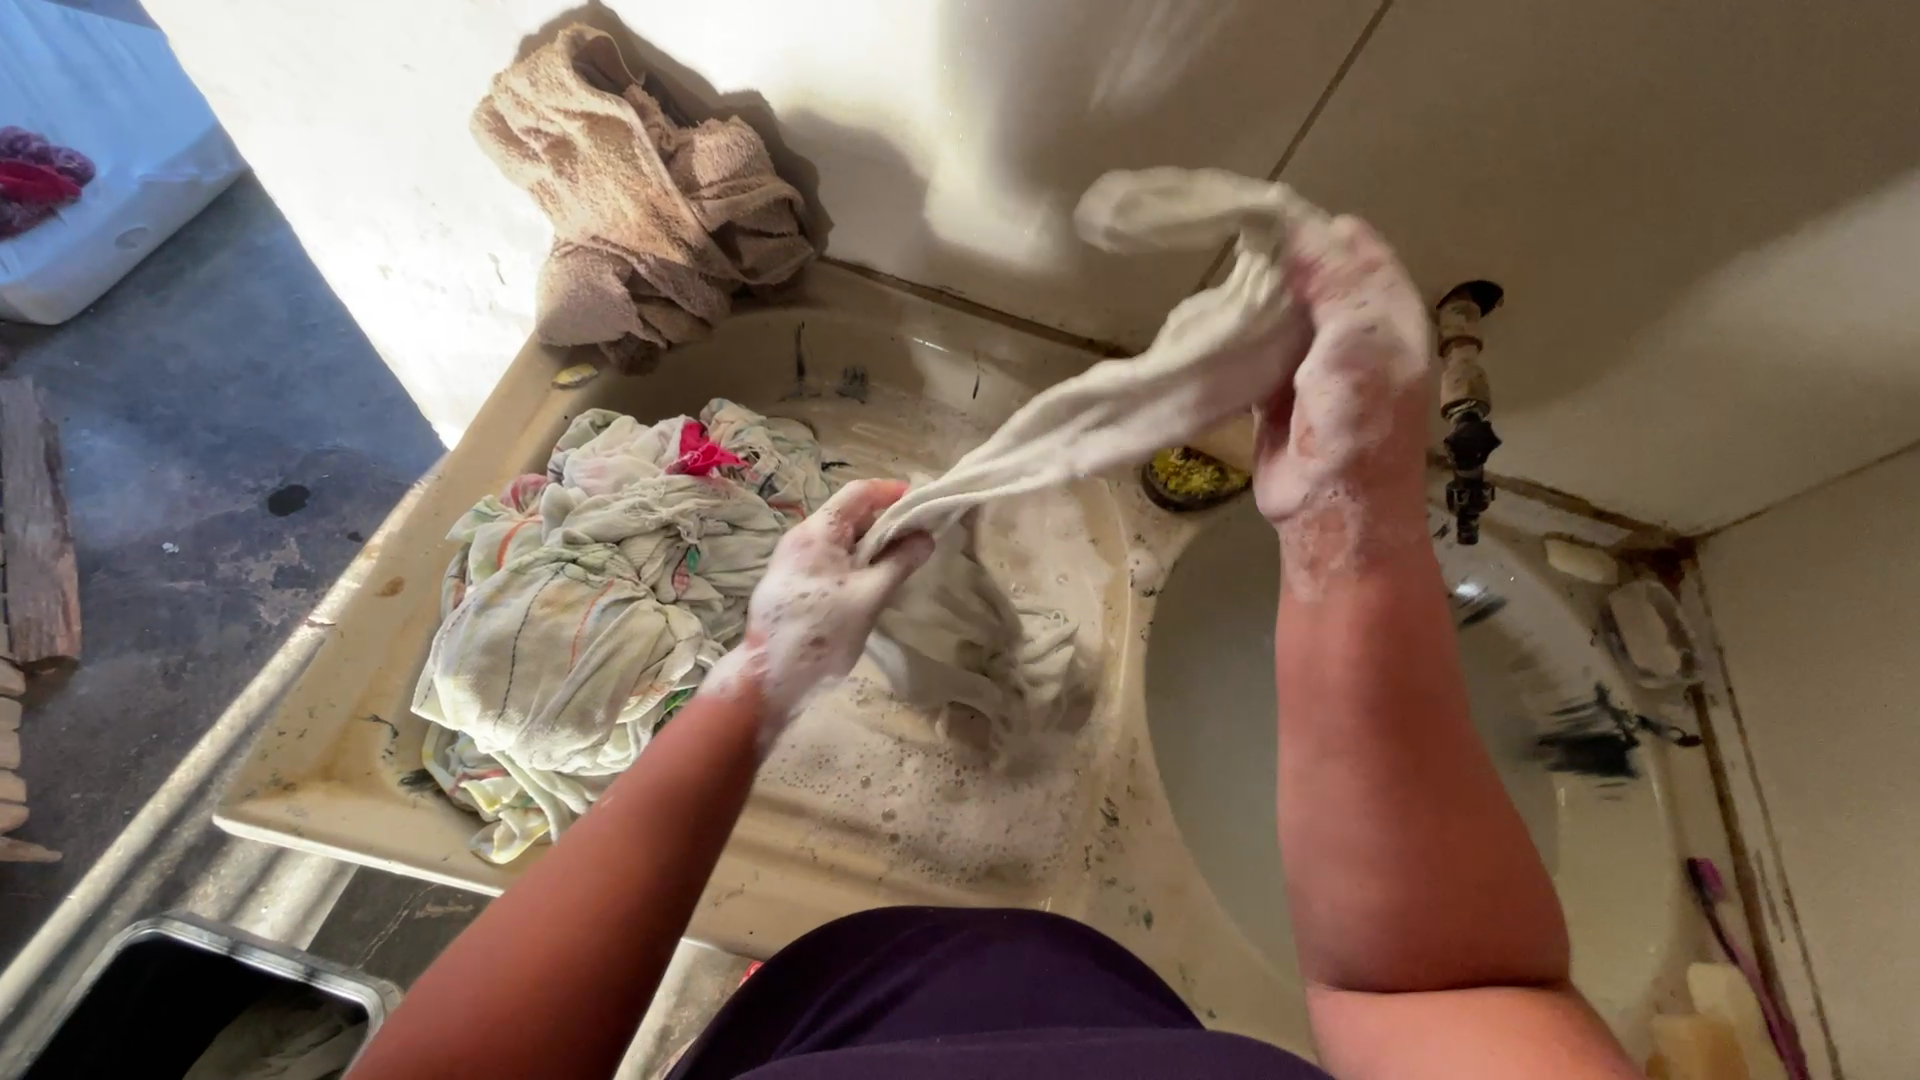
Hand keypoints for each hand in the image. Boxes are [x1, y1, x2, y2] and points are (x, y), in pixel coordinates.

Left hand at [702, 479, 935, 753]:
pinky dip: (857, 562)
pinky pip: (832, 560)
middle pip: (850, 515)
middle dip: (886, 521)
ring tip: (904, 560)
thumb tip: (926, 538)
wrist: (771, 678)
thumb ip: (900, 562)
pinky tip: (876, 582)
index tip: (922, 504)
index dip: (892, 492)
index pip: (858, 492)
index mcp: (817, 532)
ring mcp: (795, 561)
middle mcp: (802, 538)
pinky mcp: (794, 583)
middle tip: (920, 537)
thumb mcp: (870, 596)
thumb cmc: (822, 631)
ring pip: (842, 540)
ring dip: (873, 545)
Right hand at [1252, 217, 1433, 580]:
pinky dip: (1237, 337)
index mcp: (1385, 313)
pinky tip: (1212, 324)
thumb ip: (1334, 282)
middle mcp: (1351, 332)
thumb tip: (1300, 227)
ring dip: (1253, 299)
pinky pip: (1256, 351)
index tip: (1263, 214)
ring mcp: (1313, 364)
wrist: (1331, 503)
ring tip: (1216, 277)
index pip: (1353, 249)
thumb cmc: (1357, 421)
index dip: (1314, 229)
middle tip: (1231, 244)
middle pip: (1313, 278)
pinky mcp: (1276, 391)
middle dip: (1277, 261)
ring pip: (1282, 314)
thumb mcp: (1356, 341)